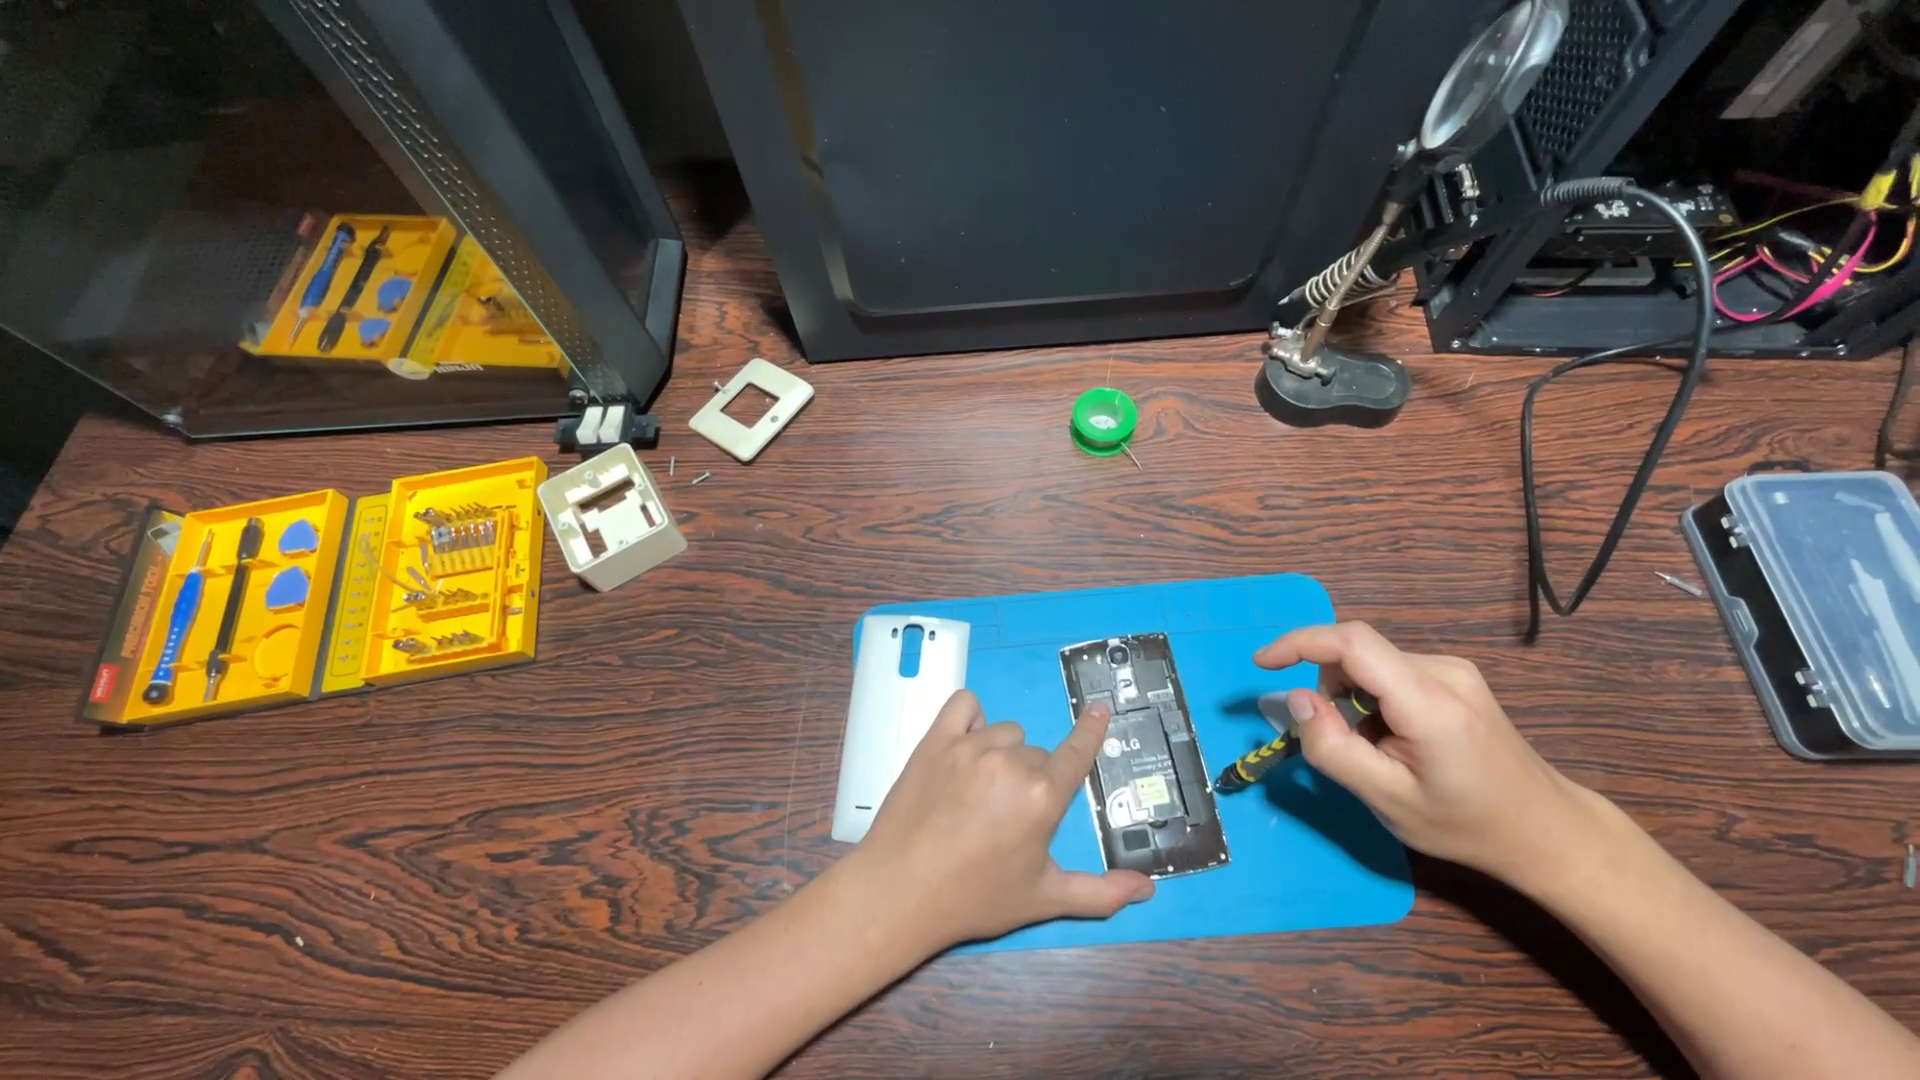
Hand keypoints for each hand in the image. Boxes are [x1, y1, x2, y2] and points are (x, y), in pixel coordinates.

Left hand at [850, 690, 1154, 947]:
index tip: (1098, 709)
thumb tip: (1148, 889)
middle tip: (1005, 817)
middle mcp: (1010, 764)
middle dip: (1031, 779)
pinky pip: (964, 704)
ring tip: (979, 791)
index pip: (1077, 753)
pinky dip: (970, 717)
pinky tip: (965, 744)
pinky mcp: (935, 740)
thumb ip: (1100, 892)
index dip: (1090, 731)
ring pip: (1004, 732)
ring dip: (1001, 753)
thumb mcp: (1043, 898)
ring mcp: (970, 747)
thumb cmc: (975, 898)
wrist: (900, 892)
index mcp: (1042, 797)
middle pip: (1036, 754)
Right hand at [1254, 621, 1603, 887]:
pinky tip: (1393, 739)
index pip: (1352, 643)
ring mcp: (1454, 670)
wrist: (1546, 831)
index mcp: (1428, 701)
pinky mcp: (1455, 677)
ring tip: (1373, 749)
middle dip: (1326, 688)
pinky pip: (1390, 671)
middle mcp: (1443, 670)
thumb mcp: (1387, 800)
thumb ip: (1333, 748)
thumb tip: (1296, 699)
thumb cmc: (1465, 824)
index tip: (1262, 665)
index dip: (1299, 643)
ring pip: (1371, 663)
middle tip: (1335, 741)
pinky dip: (1371, 699)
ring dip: (1350, 697)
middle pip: (1357, 653)